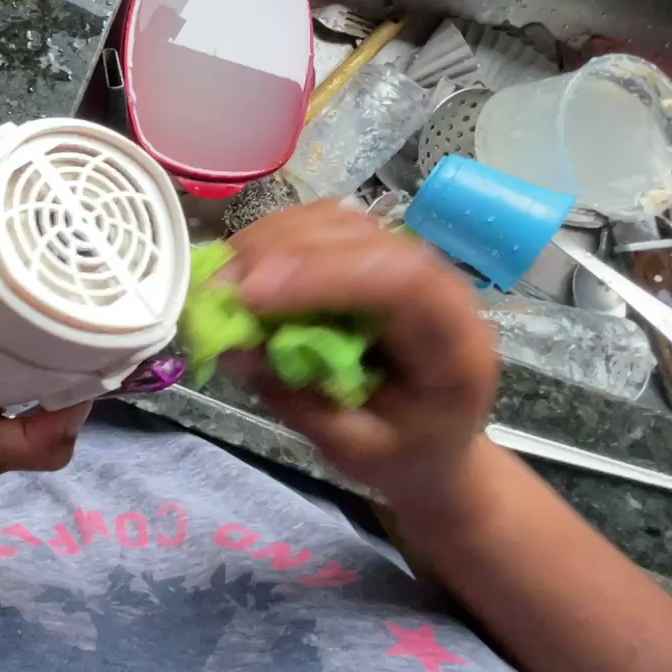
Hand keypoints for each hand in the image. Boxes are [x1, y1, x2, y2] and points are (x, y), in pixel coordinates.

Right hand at [219, 201, 497, 506]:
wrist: (428, 438)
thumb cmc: (401, 450)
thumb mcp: (354, 451)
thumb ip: (299, 400)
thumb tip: (234, 347)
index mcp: (453, 341)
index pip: (400, 280)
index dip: (321, 276)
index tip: (250, 298)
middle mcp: (434, 282)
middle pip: (354, 237)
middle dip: (275, 256)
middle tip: (218, 292)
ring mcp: (397, 257)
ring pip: (325, 221)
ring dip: (264, 244)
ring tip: (222, 285)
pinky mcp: (361, 249)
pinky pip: (309, 224)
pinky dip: (266, 241)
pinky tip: (240, 273)